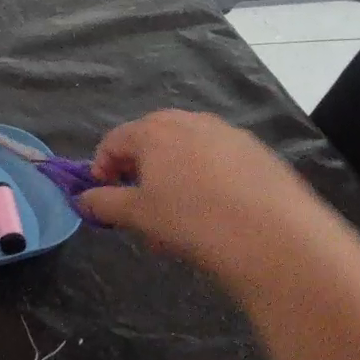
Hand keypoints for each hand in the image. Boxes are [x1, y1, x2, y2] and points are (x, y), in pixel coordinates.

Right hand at [78, 110, 333, 279]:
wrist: (277, 238)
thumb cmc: (193, 220)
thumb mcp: (139, 215)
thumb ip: (104, 203)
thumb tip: (82, 199)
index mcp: (153, 130)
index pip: (113, 141)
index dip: (101, 169)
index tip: (104, 199)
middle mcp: (189, 121)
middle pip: (150, 141)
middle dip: (139, 173)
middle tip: (141, 209)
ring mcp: (227, 133)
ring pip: (186, 151)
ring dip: (172, 177)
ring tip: (178, 218)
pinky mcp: (258, 152)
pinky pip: (218, 161)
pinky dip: (206, 180)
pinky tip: (215, 214)